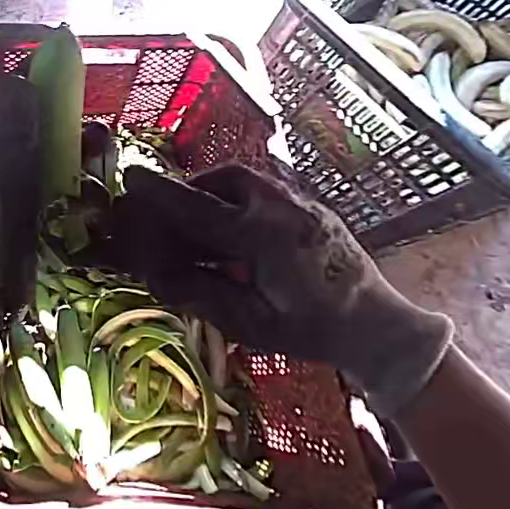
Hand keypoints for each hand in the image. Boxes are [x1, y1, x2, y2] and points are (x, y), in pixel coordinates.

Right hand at [113, 164, 451, 413]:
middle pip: (217, 185)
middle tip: (156, 210)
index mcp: (269, 237)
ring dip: (206, 193)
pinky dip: (229, 195)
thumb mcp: (252, 324)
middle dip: (182, 196)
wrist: (377, 325)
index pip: (201, 209)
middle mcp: (282, 206)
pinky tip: (222, 222)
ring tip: (188, 221)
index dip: (162, 195)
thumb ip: (202, 294)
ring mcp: (297, 198)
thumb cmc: (313, 331)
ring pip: (237, 179)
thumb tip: (155, 275)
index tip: (131, 178)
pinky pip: (256, 184)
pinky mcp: (304, 200)